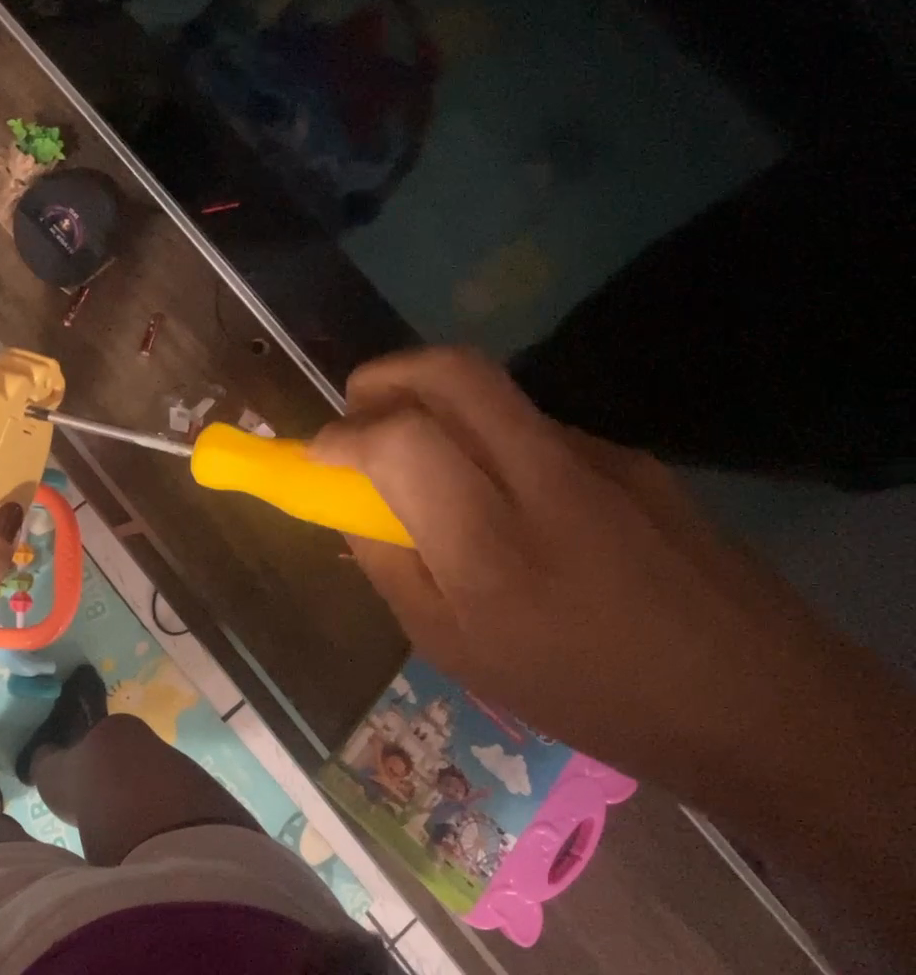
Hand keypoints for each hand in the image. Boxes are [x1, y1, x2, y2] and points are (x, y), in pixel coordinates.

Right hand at [310, 348, 842, 794]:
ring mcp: (602, 458)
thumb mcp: (451, 648)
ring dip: (434, 410)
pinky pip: (533, 426)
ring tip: (429, 473)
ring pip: (491, 394)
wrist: (764, 709)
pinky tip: (504, 502)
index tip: (316, 456)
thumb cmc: (581, 694)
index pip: (400, 438)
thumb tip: (348, 505)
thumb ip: (388, 563)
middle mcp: (548, 479)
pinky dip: (487, 441)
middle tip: (357, 416)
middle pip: (450, 371)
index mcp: (492, 546)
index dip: (340, 435)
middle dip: (382, 378)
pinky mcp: (636, 459)